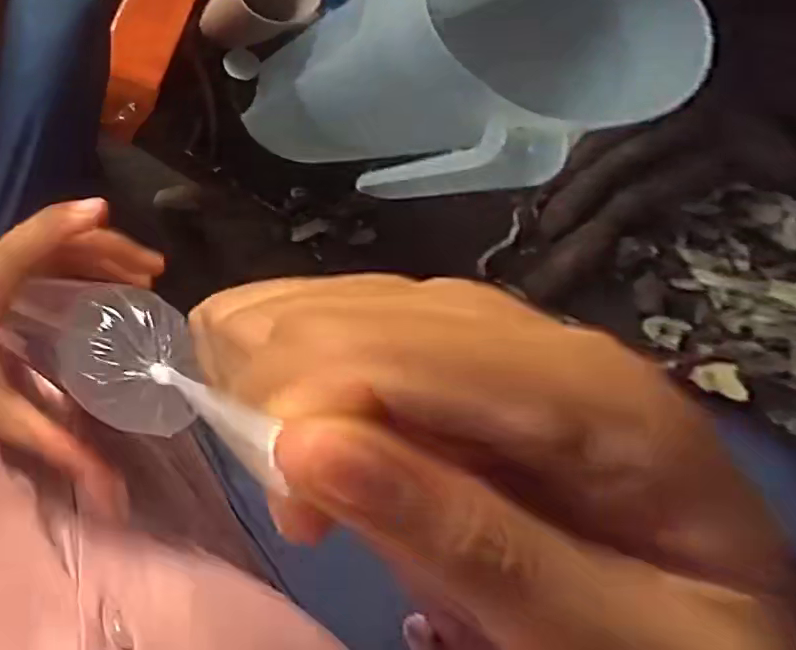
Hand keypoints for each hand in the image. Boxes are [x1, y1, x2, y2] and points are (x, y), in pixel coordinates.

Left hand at [0, 199, 166, 517]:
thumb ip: (47, 439)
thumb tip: (106, 482)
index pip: (37, 239)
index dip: (72, 222)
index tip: (108, 212)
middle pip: (53, 236)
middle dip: (105, 245)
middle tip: (153, 270)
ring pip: (48, 241)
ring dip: (93, 250)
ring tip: (140, 274)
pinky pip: (37, 252)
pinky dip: (72, 257)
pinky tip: (98, 279)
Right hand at [191, 275, 795, 649]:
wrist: (668, 587)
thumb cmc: (651, 626)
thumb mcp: (606, 632)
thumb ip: (467, 544)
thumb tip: (298, 448)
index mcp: (575, 382)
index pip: (369, 355)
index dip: (297, 420)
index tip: (299, 522)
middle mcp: (491, 316)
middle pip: (311, 323)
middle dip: (269, 412)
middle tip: (306, 511)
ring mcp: (431, 302)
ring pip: (276, 306)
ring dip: (253, 388)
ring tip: (307, 471)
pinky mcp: (384, 309)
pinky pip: (273, 308)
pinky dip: (252, 364)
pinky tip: (300, 425)